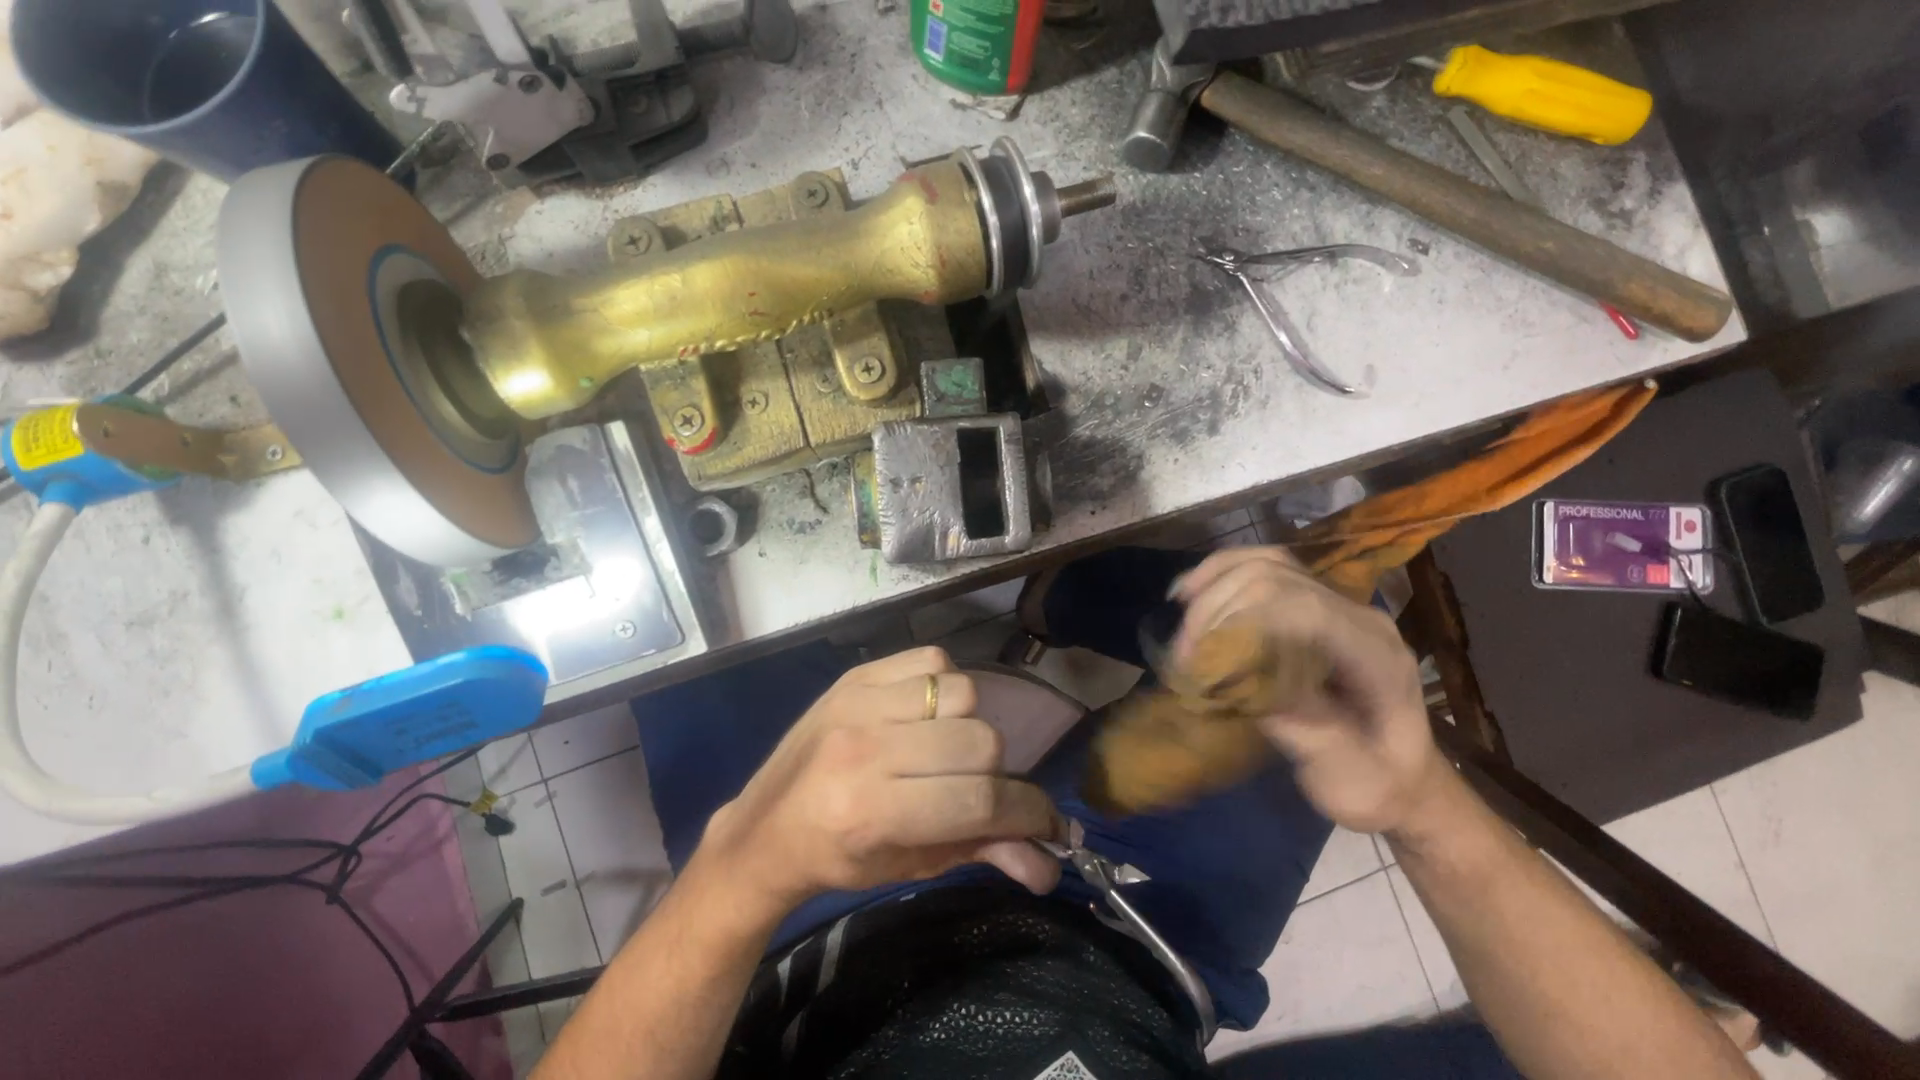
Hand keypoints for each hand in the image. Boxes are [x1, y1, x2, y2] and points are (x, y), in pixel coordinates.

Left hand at [699, 647, 1063, 918]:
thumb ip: (983, 853)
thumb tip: (1050, 865)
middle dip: (993, 774)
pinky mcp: (855, 675)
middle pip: (981, 742)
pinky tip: (927, 715)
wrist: (765, 827)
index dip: (1028, 814)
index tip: (1045, 826)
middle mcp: (865, 749)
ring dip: (969, 726)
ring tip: (946, 751)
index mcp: (873, 811)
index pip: (981, 801)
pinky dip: (944, 686)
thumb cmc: (839, 857)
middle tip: (974, 791)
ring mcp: (858, 703)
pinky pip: (933, 660)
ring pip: (962, 694)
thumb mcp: (910, 866)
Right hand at [1172, 547, 1452, 834]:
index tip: (1199, 661)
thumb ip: (1307, 730)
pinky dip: (1224, 575)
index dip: (1243, 620)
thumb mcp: (1350, 778)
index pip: (1307, 609)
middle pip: (1279, 578)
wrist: (1408, 783)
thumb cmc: (1380, 788)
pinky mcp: (1317, 608)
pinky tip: (1193, 594)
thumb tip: (1242, 685)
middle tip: (1182, 656)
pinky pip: (1267, 571)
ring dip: (1216, 585)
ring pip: (1269, 564)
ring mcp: (1340, 607)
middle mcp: (1361, 617)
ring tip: (1180, 618)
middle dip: (1219, 607)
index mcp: (1377, 657)